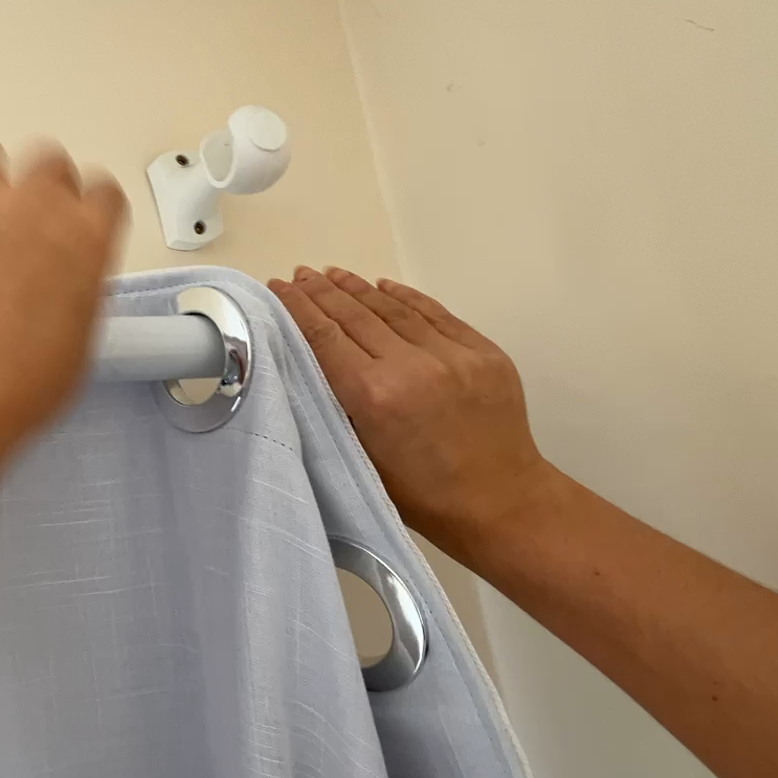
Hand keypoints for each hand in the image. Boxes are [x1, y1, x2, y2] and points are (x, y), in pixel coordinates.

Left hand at [0, 126, 127, 448]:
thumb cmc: (10, 390)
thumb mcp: (73, 352)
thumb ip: (73, 298)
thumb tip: (58, 294)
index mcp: (84, 237)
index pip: (102, 194)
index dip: (87, 210)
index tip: (75, 225)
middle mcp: (31, 202)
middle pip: (46, 161)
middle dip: (35, 188)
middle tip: (17, 224)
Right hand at [268, 266, 558, 550]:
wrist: (501, 503)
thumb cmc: (418, 494)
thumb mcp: (358, 454)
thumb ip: (336, 405)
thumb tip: (310, 364)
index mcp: (372, 396)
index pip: (324, 336)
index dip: (297, 308)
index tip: (277, 287)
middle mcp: (410, 366)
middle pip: (354, 315)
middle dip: (321, 291)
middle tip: (299, 274)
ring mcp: (452, 355)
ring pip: (393, 309)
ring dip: (358, 288)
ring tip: (332, 274)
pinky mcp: (483, 352)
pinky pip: (435, 314)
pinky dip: (405, 297)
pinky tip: (382, 286)